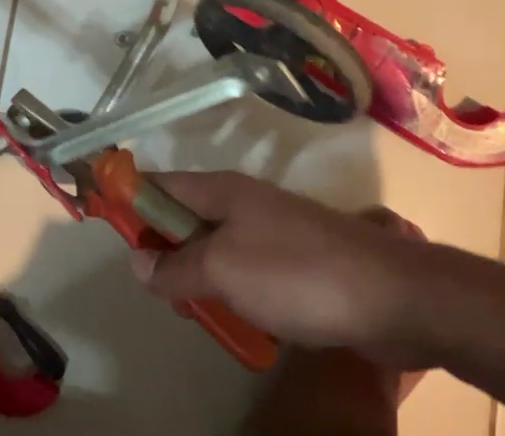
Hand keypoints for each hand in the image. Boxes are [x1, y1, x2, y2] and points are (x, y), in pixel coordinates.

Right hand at [130, 172, 430, 365]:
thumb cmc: (297, 273)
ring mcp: (276, 232)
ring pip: (217, 248)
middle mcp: (246, 203)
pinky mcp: (300, 263)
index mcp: (222, 190)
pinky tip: (241, 321)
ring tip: (198, 312)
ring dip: (200, 276)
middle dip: (165, 249)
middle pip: (186, 217)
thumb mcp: (222, 270)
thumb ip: (175, 266)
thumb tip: (138, 261)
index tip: (107, 225)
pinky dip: (234, 292)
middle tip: (158, 288)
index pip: (160, 183)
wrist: (397, 297)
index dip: (130, 199)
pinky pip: (249, 271)